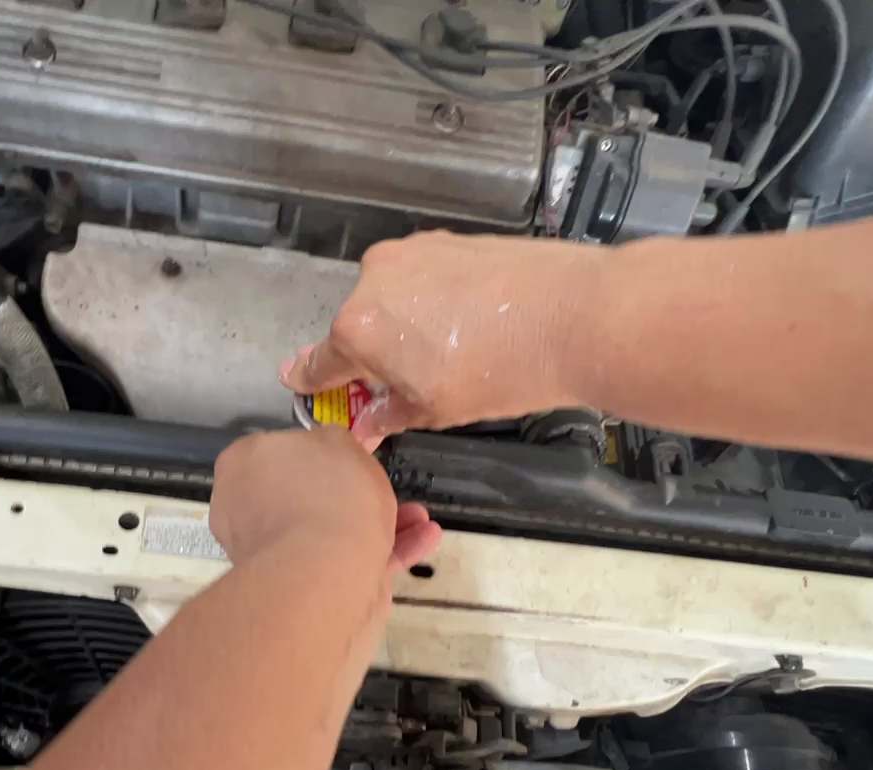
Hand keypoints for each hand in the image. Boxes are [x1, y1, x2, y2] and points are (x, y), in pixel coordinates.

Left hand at [210, 428, 440, 573]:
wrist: (325, 576)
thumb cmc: (327, 496)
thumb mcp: (337, 443)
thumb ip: (334, 442)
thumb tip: (328, 447)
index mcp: (241, 469)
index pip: (276, 453)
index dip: (315, 454)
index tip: (349, 456)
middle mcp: (248, 512)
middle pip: (306, 496)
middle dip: (353, 492)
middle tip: (384, 488)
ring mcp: (277, 557)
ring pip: (333, 532)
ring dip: (380, 522)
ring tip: (419, 516)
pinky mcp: (310, 590)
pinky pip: (352, 563)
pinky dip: (390, 551)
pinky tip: (425, 538)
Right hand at [280, 231, 607, 438]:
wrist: (574, 316)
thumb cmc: (500, 372)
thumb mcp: (433, 410)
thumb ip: (386, 414)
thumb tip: (365, 426)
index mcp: (358, 329)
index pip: (319, 363)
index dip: (311, 381)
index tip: (298, 381)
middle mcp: (373, 281)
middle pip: (356, 329)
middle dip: (372, 357)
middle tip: (408, 384)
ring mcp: (411, 254)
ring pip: (389, 301)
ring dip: (402, 327)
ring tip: (450, 352)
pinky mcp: (445, 239)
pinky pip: (419, 279)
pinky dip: (428, 302)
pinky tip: (465, 323)